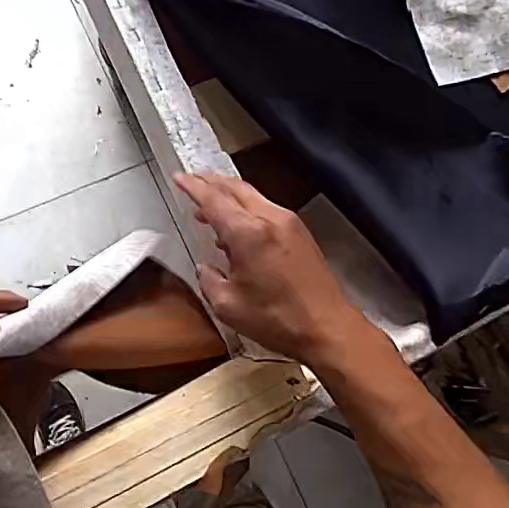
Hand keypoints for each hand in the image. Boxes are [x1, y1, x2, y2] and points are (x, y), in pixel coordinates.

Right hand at [174, 171, 371, 365]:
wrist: (328, 329)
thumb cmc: (281, 319)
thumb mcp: (227, 304)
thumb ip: (209, 280)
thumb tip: (206, 270)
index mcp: (248, 234)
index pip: (213, 199)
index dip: (193, 186)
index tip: (181, 178)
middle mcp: (271, 221)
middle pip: (235, 188)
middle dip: (210, 182)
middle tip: (193, 180)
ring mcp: (290, 225)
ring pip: (252, 196)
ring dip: (228, 196)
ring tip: (209, 208)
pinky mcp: (300, 234)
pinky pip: (266, 210)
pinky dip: (246, 210)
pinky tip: (237, 228)